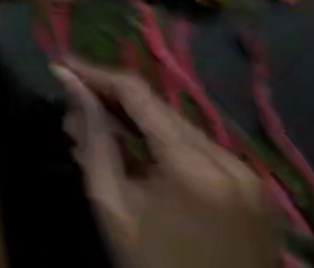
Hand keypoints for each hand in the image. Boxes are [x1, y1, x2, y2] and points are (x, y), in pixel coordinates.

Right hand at [54, 61, 277, 267]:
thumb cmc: (154, 266)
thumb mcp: (112, 203)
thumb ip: (92, 135)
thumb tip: (66, 78)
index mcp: (195, 166)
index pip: (136, 93)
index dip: (94, 73)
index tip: (59, 66)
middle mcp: (229, 160)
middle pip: (157, 107)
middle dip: (110, 100)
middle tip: (70, 109)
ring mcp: (248, 176)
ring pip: (176, 125)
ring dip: (134, 121)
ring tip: (94, 132)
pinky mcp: (254, 189)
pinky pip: (197, 148)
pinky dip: (161, 143)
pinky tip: (133, 152)